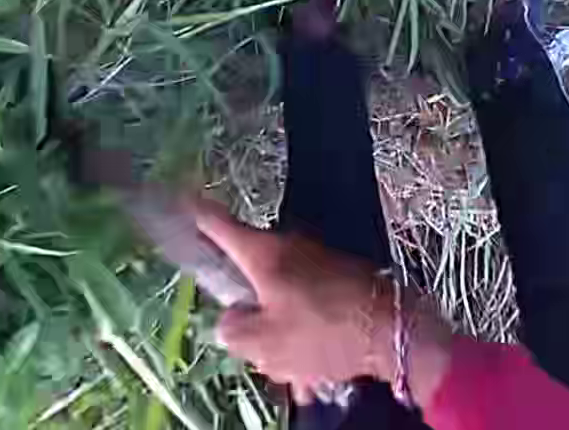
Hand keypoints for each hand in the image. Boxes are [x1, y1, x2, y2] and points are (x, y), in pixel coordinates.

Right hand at [193, 201, 453, 404]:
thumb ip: (236, 331)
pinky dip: (305, 338)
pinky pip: (305, 307)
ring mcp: (311, 258)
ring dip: (283, 336)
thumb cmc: (322, 330)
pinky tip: (317, 373)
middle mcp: (285, 246)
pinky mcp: (331, 274)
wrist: (390, 325)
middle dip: (252, 315)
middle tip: (263, 351)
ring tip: (299, 374)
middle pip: (250, 274)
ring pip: (279, 299)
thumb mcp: (268, 344)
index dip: (196, 211)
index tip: (178, 194)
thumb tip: (229, 318)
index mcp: (262, 254)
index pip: (220, 224)